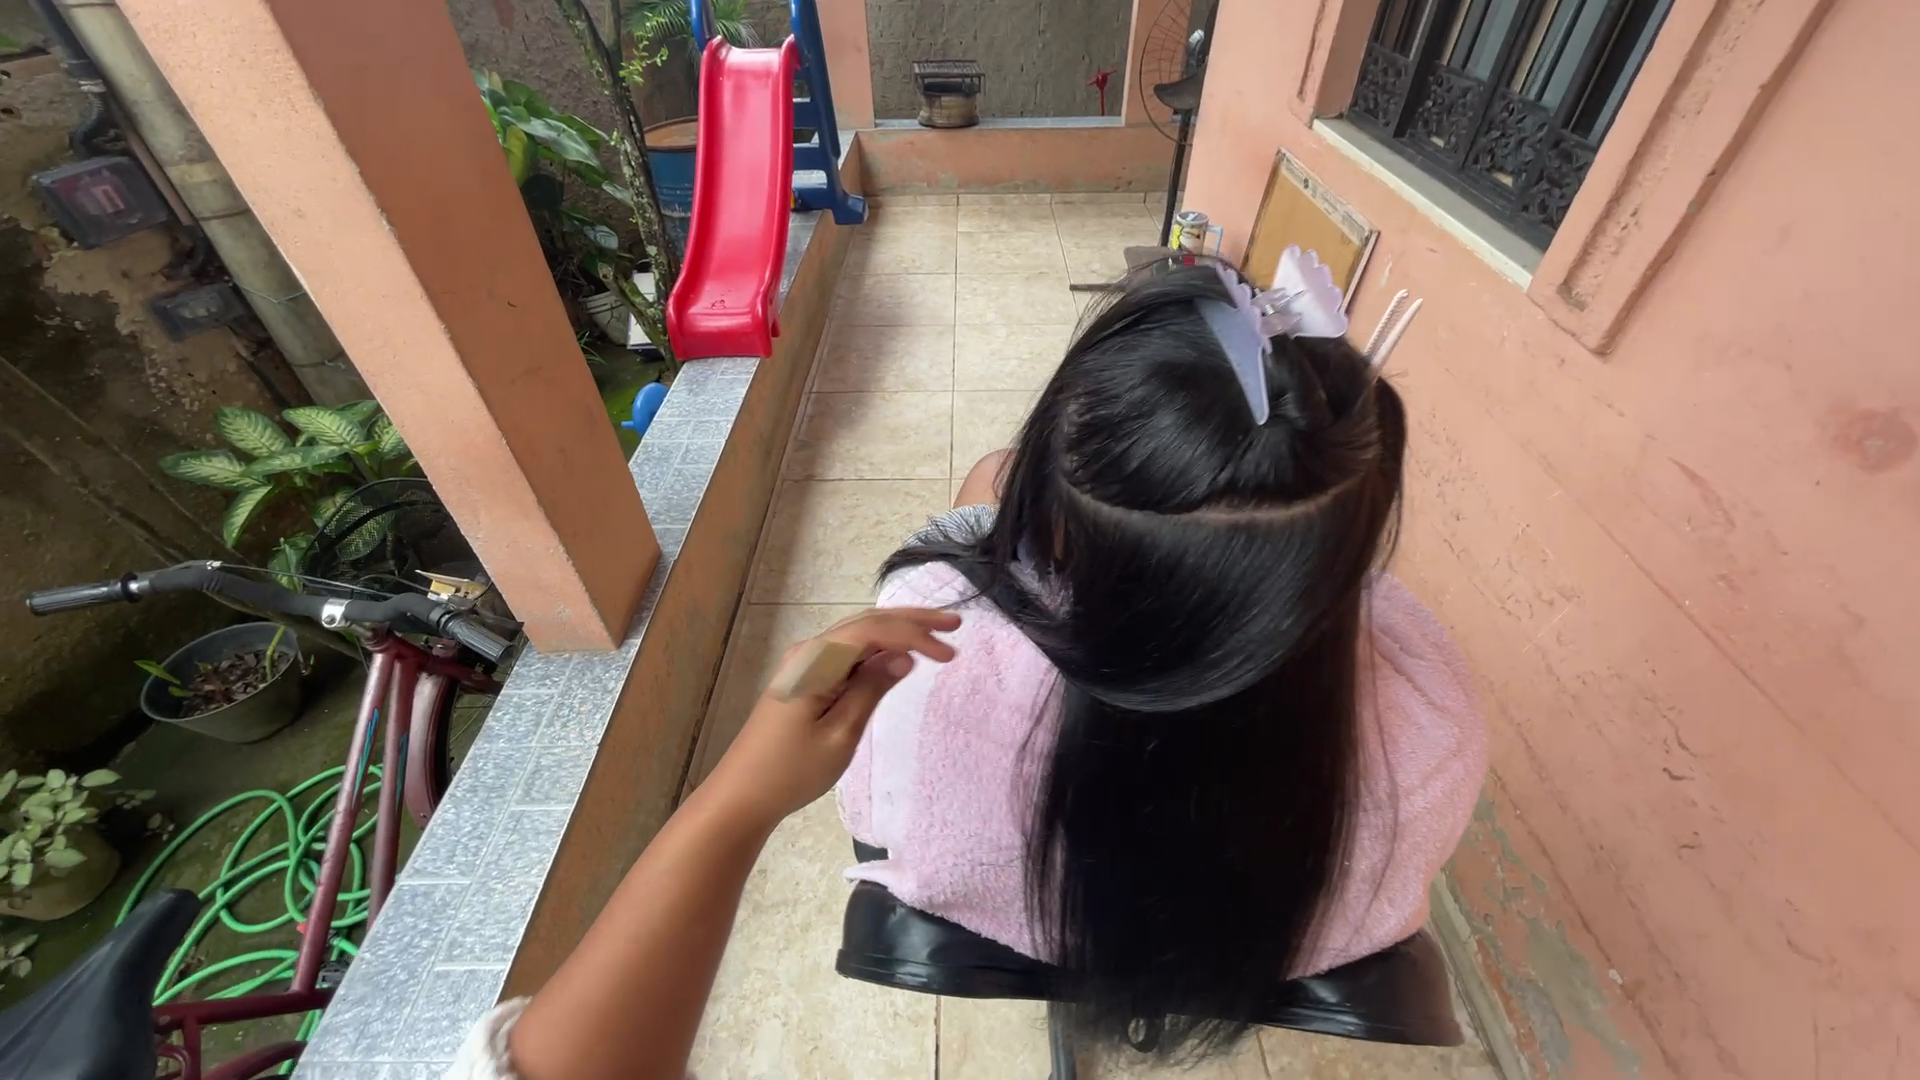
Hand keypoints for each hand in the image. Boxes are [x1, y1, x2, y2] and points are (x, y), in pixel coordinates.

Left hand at [702, 608, 959, 827]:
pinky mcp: (808, 678)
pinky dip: (880, 649)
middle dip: (913, 620)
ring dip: (898, 631)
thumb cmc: (791, 771)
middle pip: (868, 622)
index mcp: (815, 660)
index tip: (950, 653)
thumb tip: (903, 658)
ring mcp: (807, 663)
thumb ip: (872, 689)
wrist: (742, 796)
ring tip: (938, 633)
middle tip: (955, 624)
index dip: (915, 634)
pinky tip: (901, 654)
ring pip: (859, 634)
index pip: (874, 630)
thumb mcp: (840, 734)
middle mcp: (810, 651)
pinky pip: (849, 653)